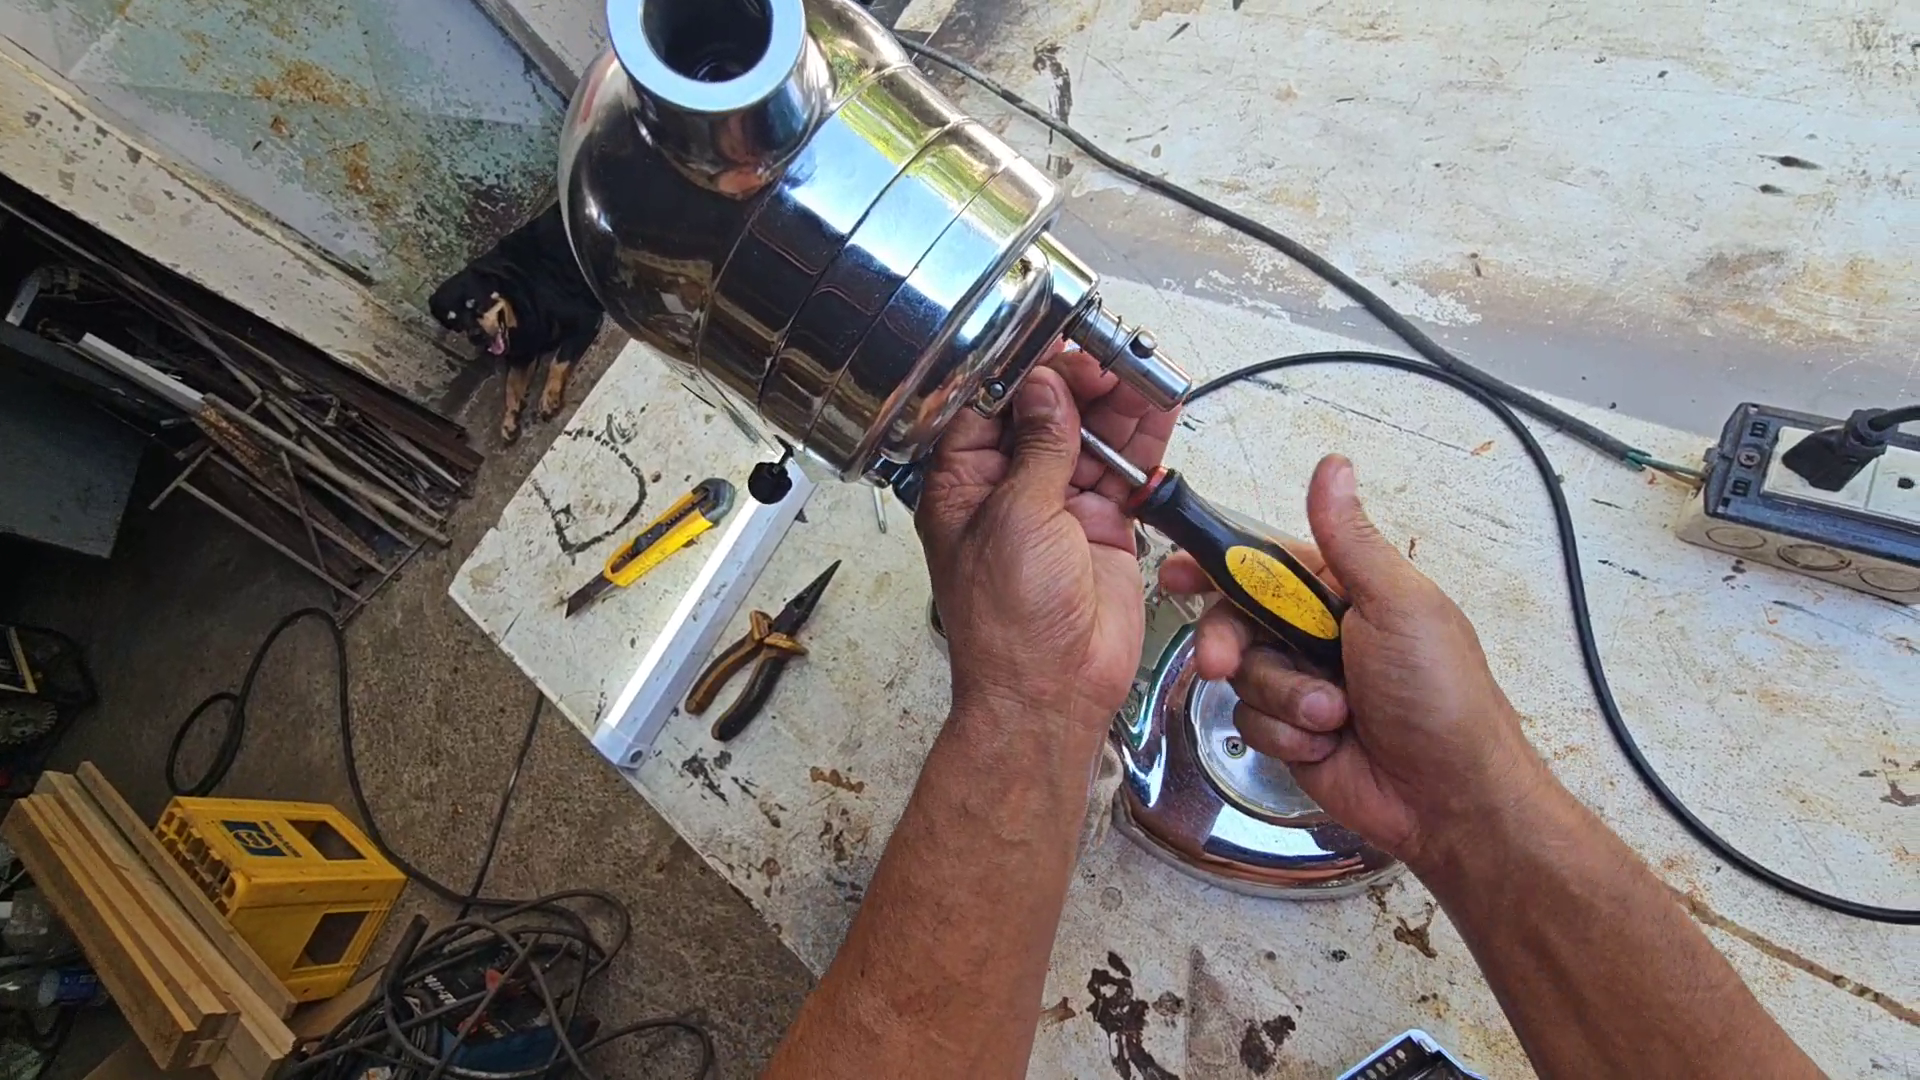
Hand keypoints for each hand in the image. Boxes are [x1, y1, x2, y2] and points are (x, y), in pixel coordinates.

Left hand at [917, 346, 1176, 748]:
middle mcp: (1009, 488)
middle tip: (1112, 359)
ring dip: (1119, 405)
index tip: (1059, 344)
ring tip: (1145, 375)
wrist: (1054, 689)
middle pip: (1047, 414)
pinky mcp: (1102, 522)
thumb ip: (1039, 449)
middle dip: (1081, 383)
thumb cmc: (1008, 625)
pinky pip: (1125, 470)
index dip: (1026, 371)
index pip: (992, 406)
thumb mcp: (1016, 519)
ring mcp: (1058, 503)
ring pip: (1091, 436)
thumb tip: (1047, 390)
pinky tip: (1159, 410)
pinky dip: (1144, 442)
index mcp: (964, 483)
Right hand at [1160, 455, 1551, 868]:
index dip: (1212, 563)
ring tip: (1333, 714)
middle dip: (1226, 643)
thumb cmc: (1440, 695)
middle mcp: (1310, 632)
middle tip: (1218, 662)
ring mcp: (1296, 681)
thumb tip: (1332, 466)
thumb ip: (1349, 540)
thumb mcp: (1398, 605)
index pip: (1259, 564)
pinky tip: (1326, 743)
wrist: (1449, 801)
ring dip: (1282, 697)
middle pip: (1231, 620)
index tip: (1177, 571)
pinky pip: (1250, 719)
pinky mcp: (1286, 727)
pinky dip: (1286, 734)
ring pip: (1240, 674)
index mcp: (1337, 591)